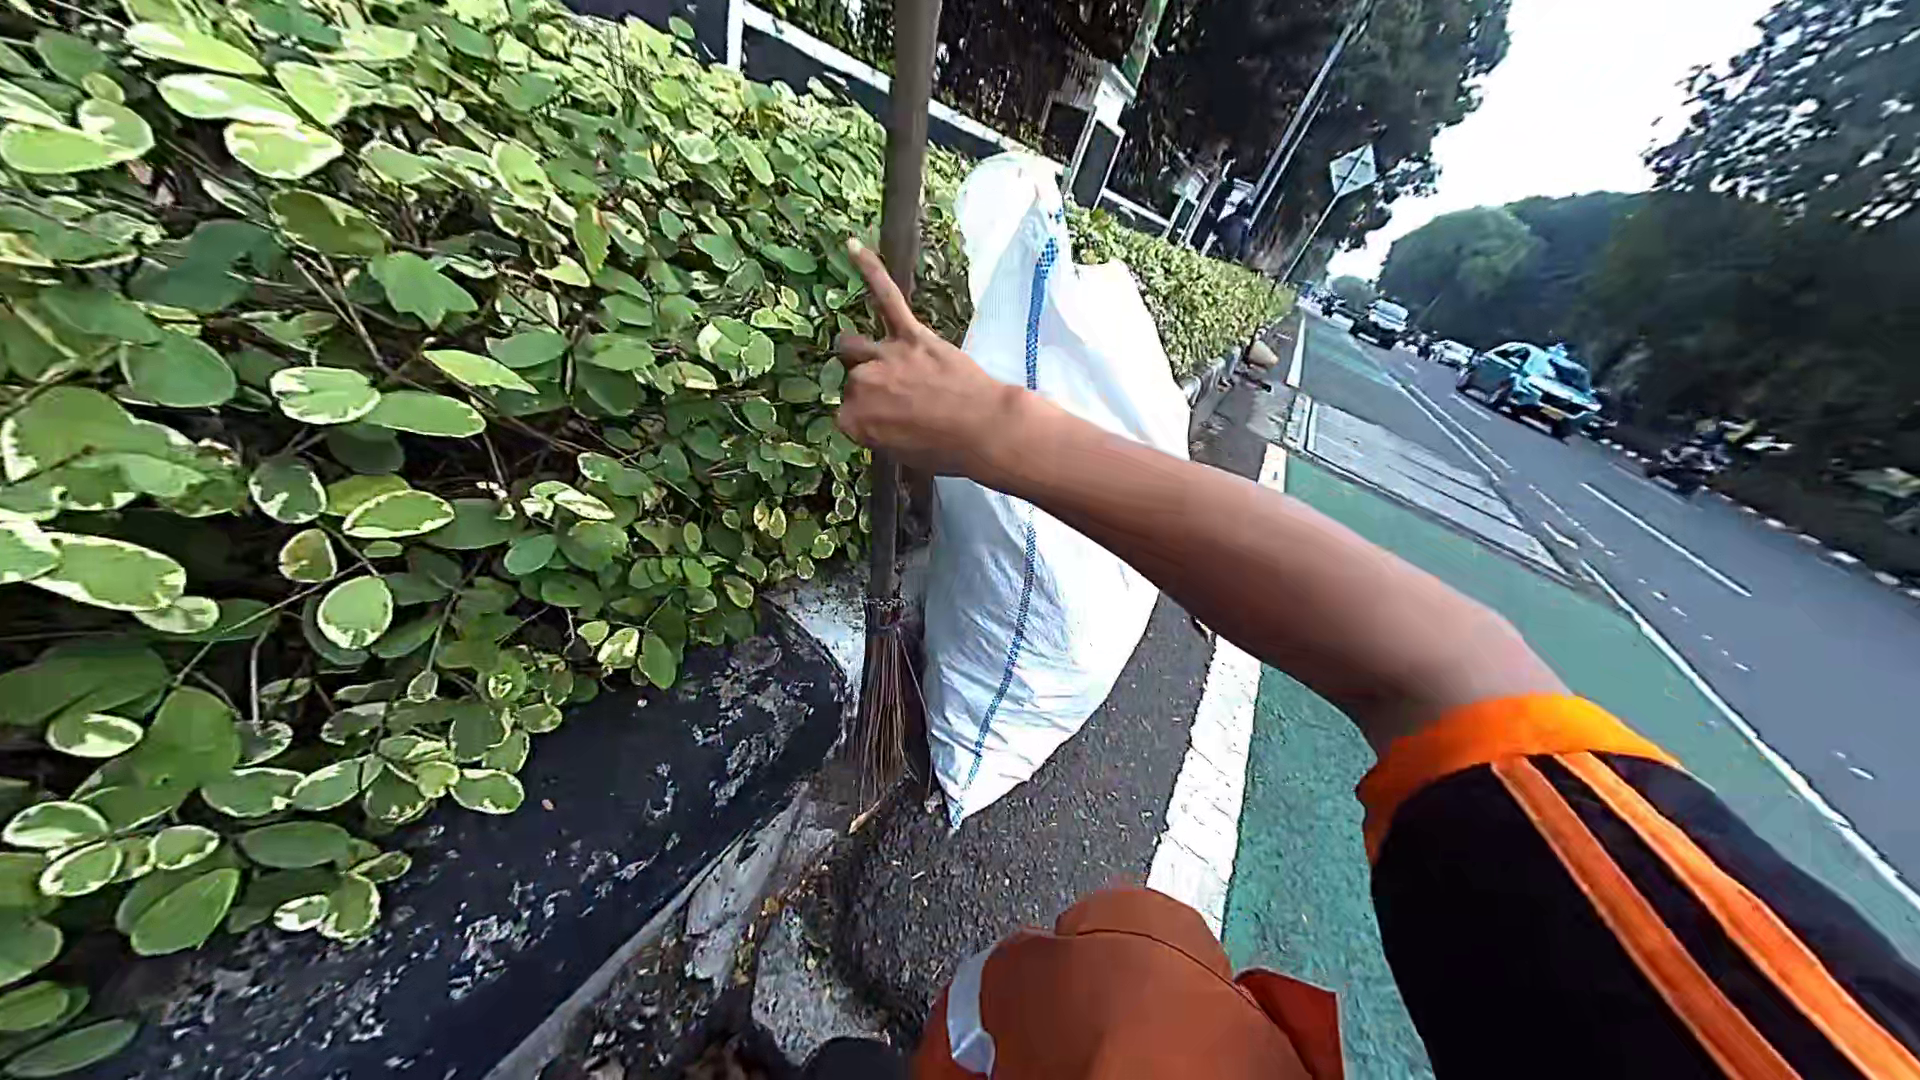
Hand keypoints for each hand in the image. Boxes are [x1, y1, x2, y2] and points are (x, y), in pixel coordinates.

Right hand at [834, 239, 1028, 479]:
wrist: (983, 427)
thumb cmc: (947, 449)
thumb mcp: (904, 455)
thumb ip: (880, 432)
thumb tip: (879, 418)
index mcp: (856, 421)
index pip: (845, 413)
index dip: (866, 418)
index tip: (884, 423)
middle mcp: (863, 385)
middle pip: (852, 379)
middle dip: (869, 389)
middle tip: (900, 402)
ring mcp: (886, 356)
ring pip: (852, 346)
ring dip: (857, 353)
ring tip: (869, 357)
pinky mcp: (912, 334)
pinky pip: (886, 297)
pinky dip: (870, 270)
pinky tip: (852, 246)